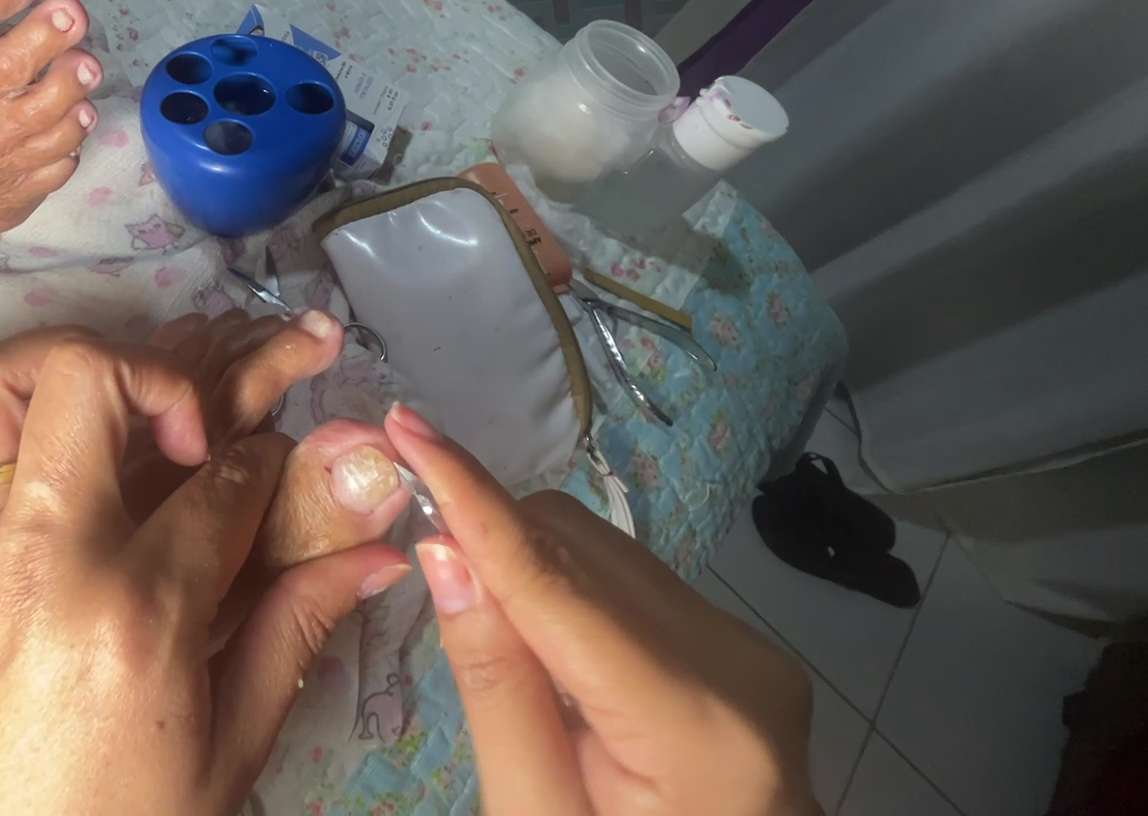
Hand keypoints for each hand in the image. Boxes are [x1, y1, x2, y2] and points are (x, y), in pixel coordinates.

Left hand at [0, 333, 408, 814]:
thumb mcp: (229, 746)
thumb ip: (298, 628)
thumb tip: (380, 553)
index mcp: (139, 608)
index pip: (223, 481)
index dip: (265, 460)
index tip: (272, 464)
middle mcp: (45, 553)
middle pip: (92, 383)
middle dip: (161, 378)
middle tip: (191, 433)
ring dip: (50, 369)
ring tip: (101, 410)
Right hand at [383, 403, 818, 815]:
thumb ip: (494, 685)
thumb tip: (444, 552)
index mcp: (692, 721)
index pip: (550, 576)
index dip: (468, 494)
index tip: (405, 426)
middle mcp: (733, 659)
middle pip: (571, 545)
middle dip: (484, 533)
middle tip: (423, 560)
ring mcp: (742, 645)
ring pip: (591, 546)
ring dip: (515, 555)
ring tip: (483, 621)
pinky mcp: (732, 642)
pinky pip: (615, 571)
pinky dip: (553, 577)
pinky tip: (535, 635)